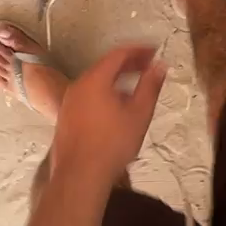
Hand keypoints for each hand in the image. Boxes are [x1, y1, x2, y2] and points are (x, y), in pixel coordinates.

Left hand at [49, 45, 167, 191]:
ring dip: (117, 79)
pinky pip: (88, 96)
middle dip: (129, 64)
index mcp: (95, 79)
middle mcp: (78, 86)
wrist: (79, 176)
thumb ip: (150, 86)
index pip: (119, 54)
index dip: (139, 50)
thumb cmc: (112, 144)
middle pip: (105, 66)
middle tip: (148, 66)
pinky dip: (104, 93)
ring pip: (96, 82)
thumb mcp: (139, 113)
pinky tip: (116, 108)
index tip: (154, 51)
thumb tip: (160, 66)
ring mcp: (69, 102)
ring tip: (136, 87)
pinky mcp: (66, 118)